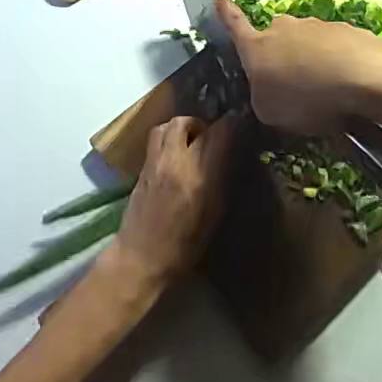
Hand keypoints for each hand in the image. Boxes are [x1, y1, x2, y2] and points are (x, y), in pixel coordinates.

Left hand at [102, 115, 234, 289]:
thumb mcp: (215, 212)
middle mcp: (174, 162)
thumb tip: (235, 152)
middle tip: (213, 137)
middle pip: (186, 122)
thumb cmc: (185, 244)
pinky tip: (177, 157)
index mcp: (198, 174)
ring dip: (182, 128)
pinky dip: (169, 140)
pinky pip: (156, 140)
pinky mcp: (141, 169)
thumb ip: (224, 176)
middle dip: (203, 124)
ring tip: (193, 143)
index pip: (218, 132)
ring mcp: (154, 163)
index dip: (232, 123)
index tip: (241, 124)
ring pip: (166, 126)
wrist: (140, 259)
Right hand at [214, 0, 381, 134]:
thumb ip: (262, 98)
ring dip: (312, 62)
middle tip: (293, 85)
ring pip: (307, 44)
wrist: (363, 75)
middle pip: (275, 38)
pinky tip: (349, 85)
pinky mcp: (345, 29)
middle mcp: (283, 28)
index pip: (235, 26)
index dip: (225, 13)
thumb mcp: (270, 114)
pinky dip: (337, 63)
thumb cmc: (306, 98)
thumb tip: (269, 91)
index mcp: (257, 47)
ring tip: (327, 92)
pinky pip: (334, 48)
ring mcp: (316, 25)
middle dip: (280, 56)